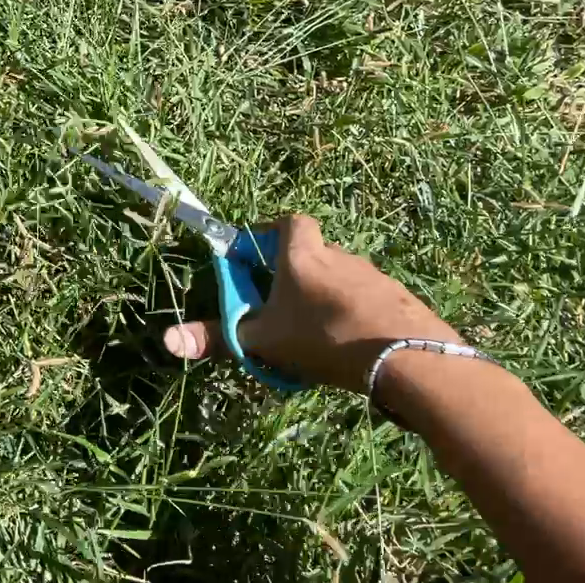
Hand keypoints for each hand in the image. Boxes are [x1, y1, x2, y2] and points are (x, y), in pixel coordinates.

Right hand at [161, 213, 460, 392]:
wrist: (416, 364)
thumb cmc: (326, 339)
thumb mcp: (264, 341)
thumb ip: (218, 339)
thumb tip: (167, 341)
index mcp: (301, 256)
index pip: (289, 222)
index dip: (273, 231)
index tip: (261, 252)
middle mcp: (340, 257)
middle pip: (316, 253)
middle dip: (300, 273)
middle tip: (285, 304)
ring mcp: (379, 279)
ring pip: (346, 280)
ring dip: (333, 298)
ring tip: (323, 333)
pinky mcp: (408, 304)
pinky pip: (377, 303)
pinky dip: (364, 318)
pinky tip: (358, 348)